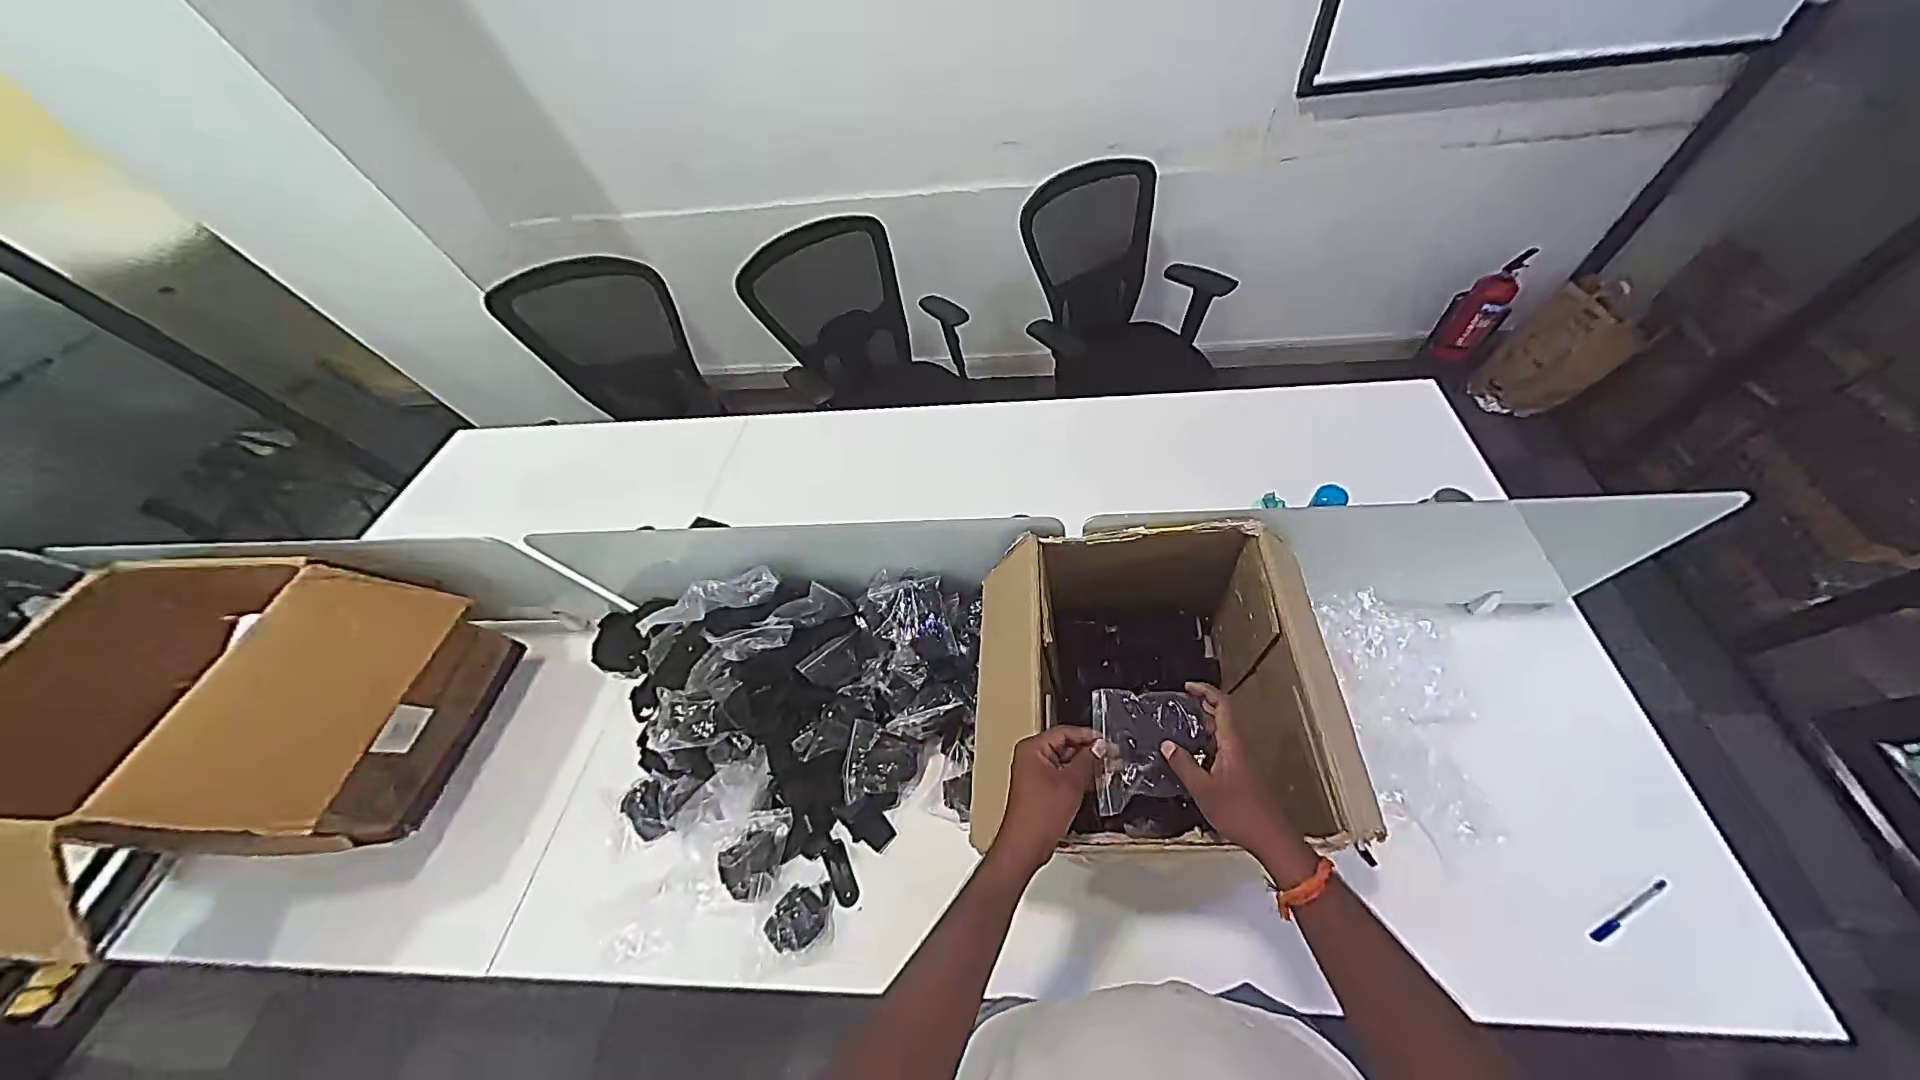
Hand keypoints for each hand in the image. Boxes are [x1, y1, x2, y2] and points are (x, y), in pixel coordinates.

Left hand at [988, 726, 1103, 876]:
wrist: (1026, 844)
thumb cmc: (1038, 815)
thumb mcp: (1071, 782)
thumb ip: (1087, 760)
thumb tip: (1098, 747)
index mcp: (1032, 748)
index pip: (1064, 732)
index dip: (1087, 736)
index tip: (1105, 741)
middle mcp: (1030, 757)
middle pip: (1065, 746)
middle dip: (1088, 752)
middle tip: (1109, 756)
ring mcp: (1034, 773)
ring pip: (1065, 762)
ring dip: (1085, 766)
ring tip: (1107, 769)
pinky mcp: (1040, 788)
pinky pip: (1061, 775)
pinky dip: (1077, 778)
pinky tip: (1094, 782)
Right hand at [1161, 683, 1316, 877]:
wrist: (1271, 838)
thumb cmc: (1241, 814)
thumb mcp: (1202, 789)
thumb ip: (1183, 764)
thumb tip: (1167, 745)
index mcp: (1232, 744)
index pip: (1222, 705)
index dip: (1205, 691)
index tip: (1187, 687)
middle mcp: (1239, 748)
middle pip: (1223, 715)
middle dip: (1201, 704)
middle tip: (1179, 703)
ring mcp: (1242, 760)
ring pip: (1222, 732)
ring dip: (1203, 724)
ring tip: (1181, 725)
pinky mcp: (1241, 773)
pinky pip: (1222, 748)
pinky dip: (1207, 743)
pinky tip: (1192, 754)